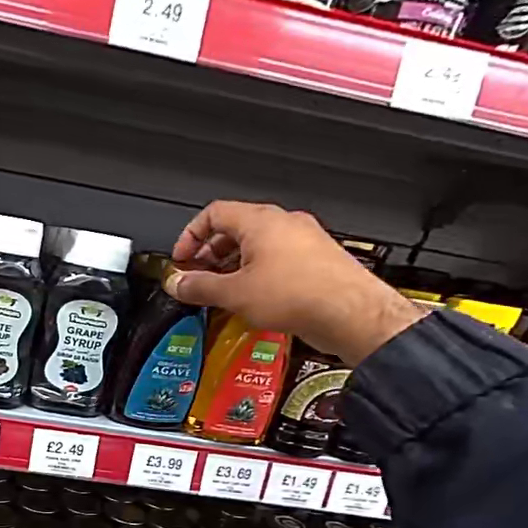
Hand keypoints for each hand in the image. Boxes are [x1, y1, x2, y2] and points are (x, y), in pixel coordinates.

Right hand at [168, 201, 422, 365]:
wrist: (349, 313)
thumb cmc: (301, 294)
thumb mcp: (234, 294)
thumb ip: (199, 287)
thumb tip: (178, 283)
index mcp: (260, 221)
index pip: (213, 214)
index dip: (190, 235)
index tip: (182, 259)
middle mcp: (284, 224)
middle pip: (234, 229)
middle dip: (210, 253)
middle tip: (197, 277)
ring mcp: (302, 240)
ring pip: (257, 245)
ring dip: (232, 265)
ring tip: (222, 291)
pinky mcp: (315, 261)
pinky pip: (277, 259)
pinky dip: (257, 273)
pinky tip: (251, 299)